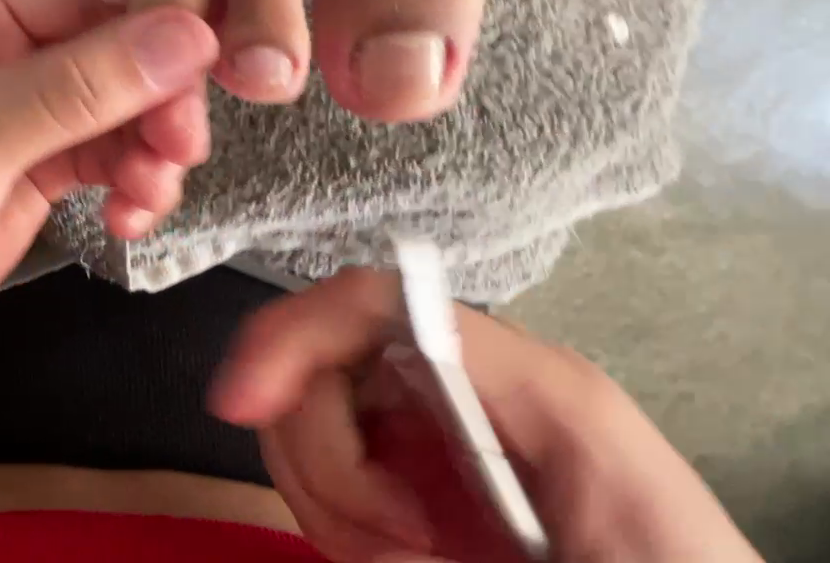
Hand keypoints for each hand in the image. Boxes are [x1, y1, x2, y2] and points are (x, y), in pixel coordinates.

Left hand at [0, 0, 218, 354]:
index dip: (152, 15)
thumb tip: (189, 33)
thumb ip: (79, 86)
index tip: (214, 58)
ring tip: (147, 193)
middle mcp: (4, 41)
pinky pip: (116, 149)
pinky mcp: (47, 154)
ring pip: (127, 100)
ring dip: (152, 145)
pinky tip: (126, 218)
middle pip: (116, 43)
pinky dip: (136, 180)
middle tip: (179, 147)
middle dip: (157, 95)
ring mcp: (29, 100)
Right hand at [210, 269, 760, 562]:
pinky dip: (328, 501)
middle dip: (317, 454)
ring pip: (308, 406)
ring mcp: (437, 412)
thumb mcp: (602, 529)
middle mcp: (465, 377)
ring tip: (388, 555)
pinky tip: (382, 547)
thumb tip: (387, 492)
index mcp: (523, 381)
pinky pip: (327, 448)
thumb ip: (471, 469)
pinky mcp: (420, 450)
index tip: (239, 406)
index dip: (290, 336)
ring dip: (321, 488)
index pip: (372, 303)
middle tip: (375, 544)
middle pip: (320, 359)